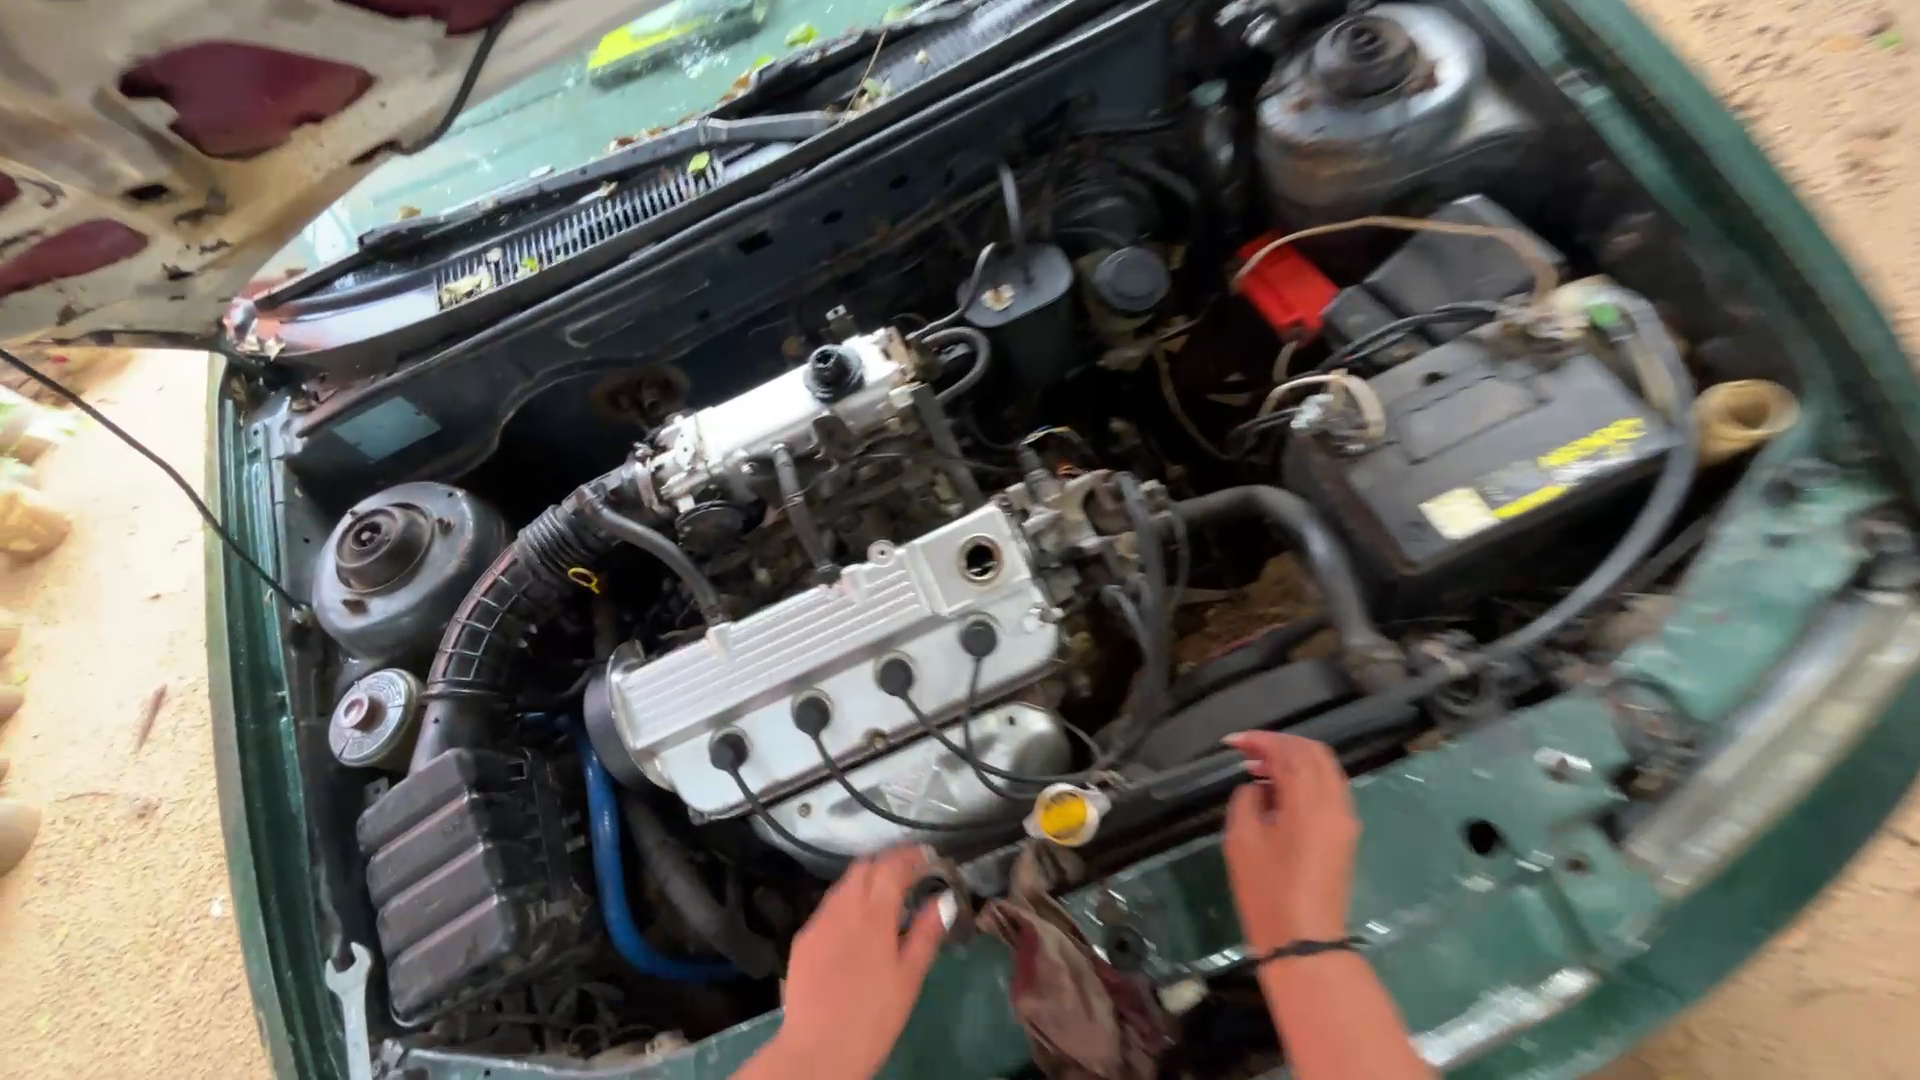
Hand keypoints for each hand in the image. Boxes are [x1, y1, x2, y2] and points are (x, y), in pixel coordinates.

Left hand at [756, 846, 948, 1079]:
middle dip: (887, 863)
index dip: (911, 855)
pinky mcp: (803, 939)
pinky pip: (829, 907)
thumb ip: (926, 933)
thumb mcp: (909, 978)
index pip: (892, 865)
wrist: (815, 1053)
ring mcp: (819, 921)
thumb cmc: (873, 1017)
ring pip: (844, 884)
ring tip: (884, 901)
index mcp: (873, 912)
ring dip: (865, 882)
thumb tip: (942, 899)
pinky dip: (847, 904)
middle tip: (908, 876)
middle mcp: (843, 906)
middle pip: (864, 865)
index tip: (927, 857)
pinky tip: (856, 929)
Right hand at [1221, 732, 1358, 948]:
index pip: (1289, 751)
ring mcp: (1345, 819)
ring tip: (1258, 769)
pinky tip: (1277, 790)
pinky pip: (1328, 788)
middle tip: (1247, 751)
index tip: (1231, 743)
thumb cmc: (1267, 890)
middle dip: (1279, 744)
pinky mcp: (1345, 834)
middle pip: (1313, 752)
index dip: (1260, 740)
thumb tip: (1258, 787)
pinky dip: (1304, 778)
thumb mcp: (1241, 838)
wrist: (1304, 940)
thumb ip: (1247, 798)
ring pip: (1324, 768)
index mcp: (1309, 802)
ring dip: (1293, 759)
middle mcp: (1335, 803)